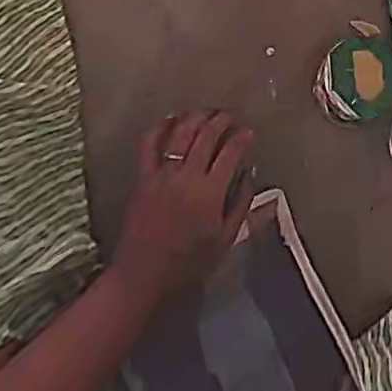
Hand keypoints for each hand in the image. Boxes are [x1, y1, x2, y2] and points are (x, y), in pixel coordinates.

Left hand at [110, 110, 255, 300]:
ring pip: (181, 133)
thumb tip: (250, 172)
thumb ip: (242, 203)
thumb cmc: (188, 262)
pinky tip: (172, 119)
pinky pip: (149, 145)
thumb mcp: (226, 239)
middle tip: (231, 115)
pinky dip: (161, 128)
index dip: (242, 137)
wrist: (141, 277)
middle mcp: (187, 176)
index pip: (231, 152)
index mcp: (210, 192)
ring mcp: (162, 174)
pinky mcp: (143, 178)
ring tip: (207, 113)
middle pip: (207, 134)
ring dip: (196, 117)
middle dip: (222, 119)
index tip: (249, 131)